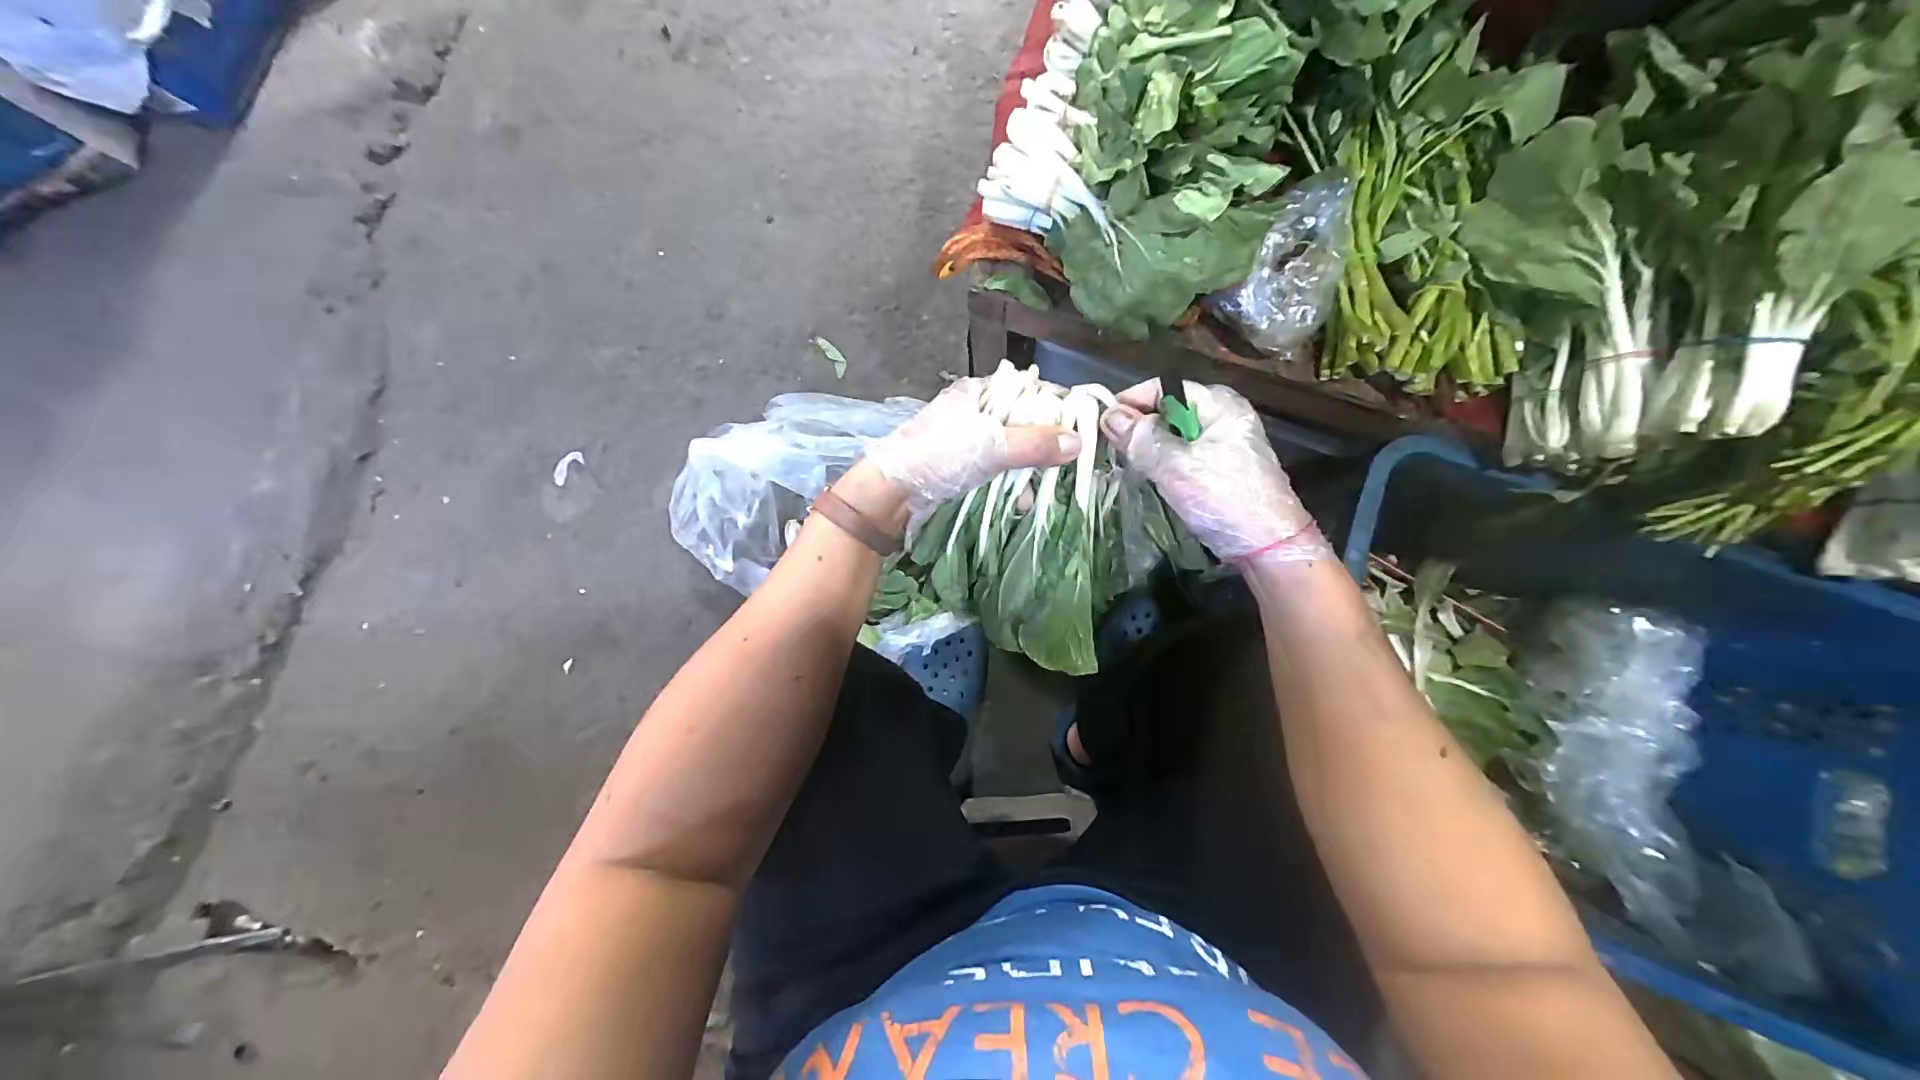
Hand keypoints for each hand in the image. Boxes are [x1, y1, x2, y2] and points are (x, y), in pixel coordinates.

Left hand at [863, 375, 1081, 504]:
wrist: (890, 492)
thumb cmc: (939, 457)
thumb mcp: (993, 446)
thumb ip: (1036, 444)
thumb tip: (1078, 442)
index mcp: (979, 391)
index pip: (1028, 389)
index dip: (1055, 405)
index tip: (1080, 427)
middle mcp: (973, 409)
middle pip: (1021, 419)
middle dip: (1044, 441)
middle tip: (1066, 460)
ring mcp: (964, 438)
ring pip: (1009, 446)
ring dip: (1028, 465)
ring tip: (1046, 485)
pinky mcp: (958, 464)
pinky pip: (994, 466)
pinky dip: (1010, 479)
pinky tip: (1023, 498)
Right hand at [1101, 380, 1329, 561]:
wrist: (1269, 549)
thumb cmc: (1225, 500)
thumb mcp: (1177, 467)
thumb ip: (1142, 439)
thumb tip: (1108, 415)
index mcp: (1220, 404)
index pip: (1164, 387)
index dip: (1131, 400)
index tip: (1102, 422)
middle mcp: (1222, 416)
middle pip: (1167, 410)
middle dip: (1136, 425)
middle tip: (1108, 445)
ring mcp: (1222, 444)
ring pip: (1172, 435)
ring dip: (1147, 447)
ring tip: (1122, 461)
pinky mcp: (1219, 469)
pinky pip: (1181, 455)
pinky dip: (1161, 462)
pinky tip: (1146, 476)